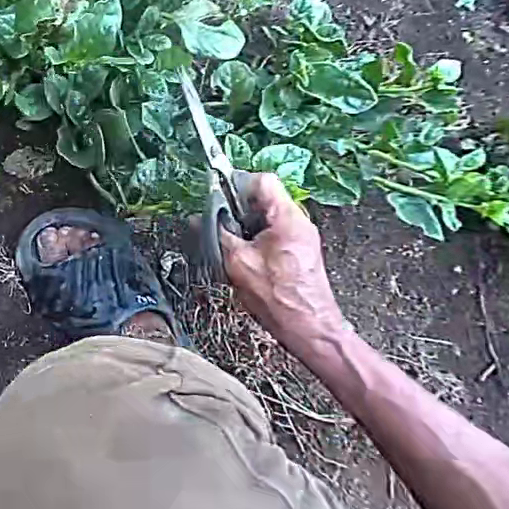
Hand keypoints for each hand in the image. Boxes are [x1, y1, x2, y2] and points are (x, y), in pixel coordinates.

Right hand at [218, 173, 350, 354]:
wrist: (309, 328)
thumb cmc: (279, 298)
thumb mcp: (238, 262)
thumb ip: (218, 234)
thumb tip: (199, 219)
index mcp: (287, 217)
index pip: (263, 180)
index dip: (238, 184)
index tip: (220, 200)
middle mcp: (299, 221)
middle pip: (264, 198)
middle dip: (239, 210)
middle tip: (223, 227)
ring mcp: (303, 235)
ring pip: (268, 216)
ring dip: (247, 227)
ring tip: (235, 247)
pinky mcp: (301, 250)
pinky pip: (275, 232)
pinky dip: (258, 239)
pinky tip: (248, 260)